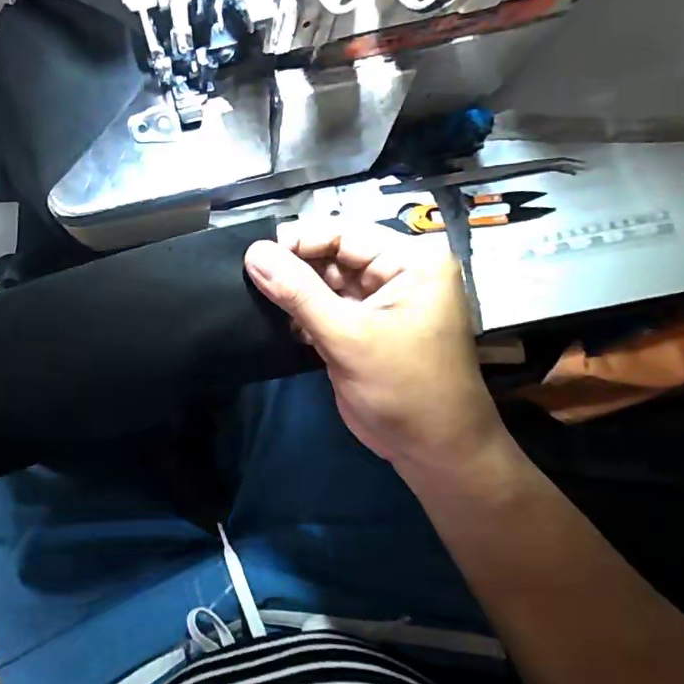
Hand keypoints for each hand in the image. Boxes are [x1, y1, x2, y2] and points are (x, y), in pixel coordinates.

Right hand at [244, 221, 507, 471]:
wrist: (435, 450)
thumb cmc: (404, 389)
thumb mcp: (349, 337)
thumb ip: (299, 293)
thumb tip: (254, 253)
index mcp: (411, 261)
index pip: (344, 233)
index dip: (298, 240)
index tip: (253, 254)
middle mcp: (398, 273)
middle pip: (334, 255)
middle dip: (295, 267)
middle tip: (248, 277)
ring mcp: (382, 302)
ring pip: (327, 283)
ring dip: (296, 293)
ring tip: (256, 298)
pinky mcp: (366, 329)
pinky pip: (329, 308)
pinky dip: (304, 314)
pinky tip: (277, 322)